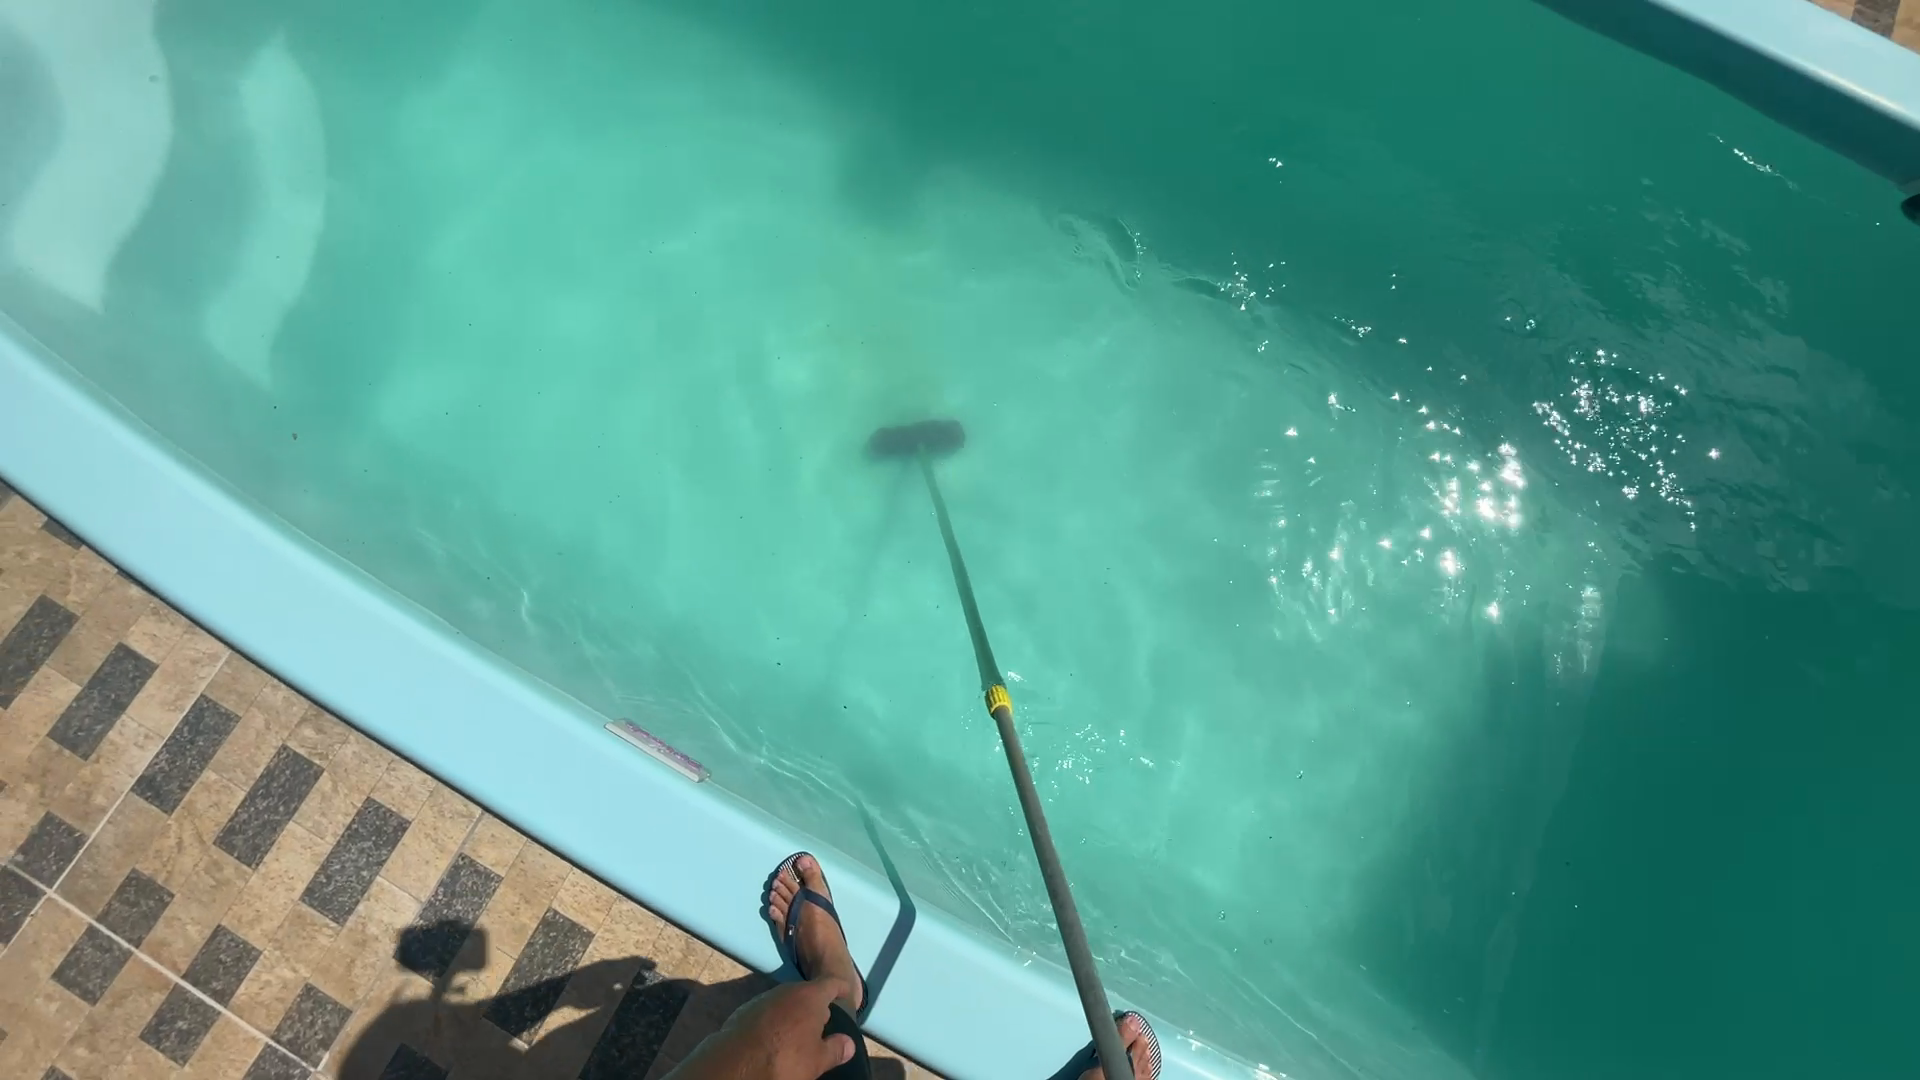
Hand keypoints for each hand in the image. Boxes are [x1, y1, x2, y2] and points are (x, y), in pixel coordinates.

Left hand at [664, 979, 857, 1079]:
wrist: (735, 1065)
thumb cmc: (784, 1060)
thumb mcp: (816, 1061)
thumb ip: (835, 1049)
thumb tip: (849, 1043)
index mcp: (810, 996)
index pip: (832, 983)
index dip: (841, 988)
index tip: (846, 992)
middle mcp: (788, 990)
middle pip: (808, 993)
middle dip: (816, 1006)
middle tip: (823, 1023)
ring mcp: (765, 998)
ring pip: (787, 1003)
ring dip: (794, 1015)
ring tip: (798, 1034)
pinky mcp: (746, 1011)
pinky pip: (769, 1013)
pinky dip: (776, 1022)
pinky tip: (774, 1040)